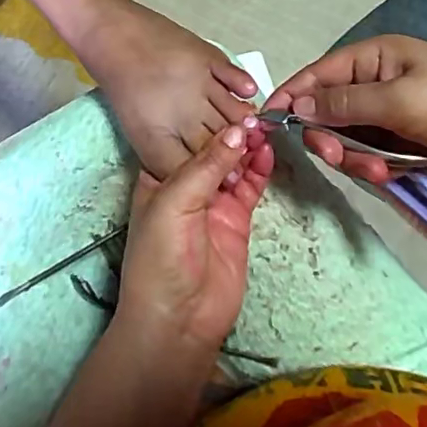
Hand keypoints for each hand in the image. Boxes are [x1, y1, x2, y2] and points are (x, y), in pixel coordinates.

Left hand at [75, 0, 258, 178]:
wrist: (114, 37)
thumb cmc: (122, 86)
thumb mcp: (138, 132)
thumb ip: (167, 154)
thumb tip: (201, 166)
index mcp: (160, 141)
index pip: (200, 168)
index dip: (218, 174)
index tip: (229, 174)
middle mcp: (184, 117)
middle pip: (222, 145)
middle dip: (236, 153)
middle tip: (246, 151)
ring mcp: (199, 85)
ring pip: (235, 115)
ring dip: (244, 122)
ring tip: (250, 125)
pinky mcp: (207, 57)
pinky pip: (235, 77)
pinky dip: (244, 87)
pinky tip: (248, 94)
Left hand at [115, 119, 275, 350]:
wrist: (178, 321)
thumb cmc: (160, 258)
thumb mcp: (175, 202)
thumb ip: (207, 165)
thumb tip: (238, 131)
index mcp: (159, 176)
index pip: (186, 139)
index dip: (209, 122)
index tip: (234, 105)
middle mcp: (186, 186)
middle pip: (213, 150)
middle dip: (233, 133)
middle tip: (258, 115)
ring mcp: (212, 203)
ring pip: (234, 166)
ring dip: (249, 148)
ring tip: (266, 129)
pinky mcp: (235, 221)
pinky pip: (250, 188)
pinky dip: (260, 171)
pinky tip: (268, 154)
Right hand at [267, 35, 426, 199]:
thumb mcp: (400, 99)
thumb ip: (344, 103)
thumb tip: (297, 104)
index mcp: (378, 57)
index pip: (320, 73)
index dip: (293, 94)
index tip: (269, 120)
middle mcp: (380, 83)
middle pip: (329, 108)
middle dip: (326, 133)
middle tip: (330, 154)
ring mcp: (393, 117)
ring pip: (348, 137)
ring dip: (352, 155)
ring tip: (373, 169)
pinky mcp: (406, 146)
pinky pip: (371, 156)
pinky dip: (373, 168)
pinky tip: (388, 174)